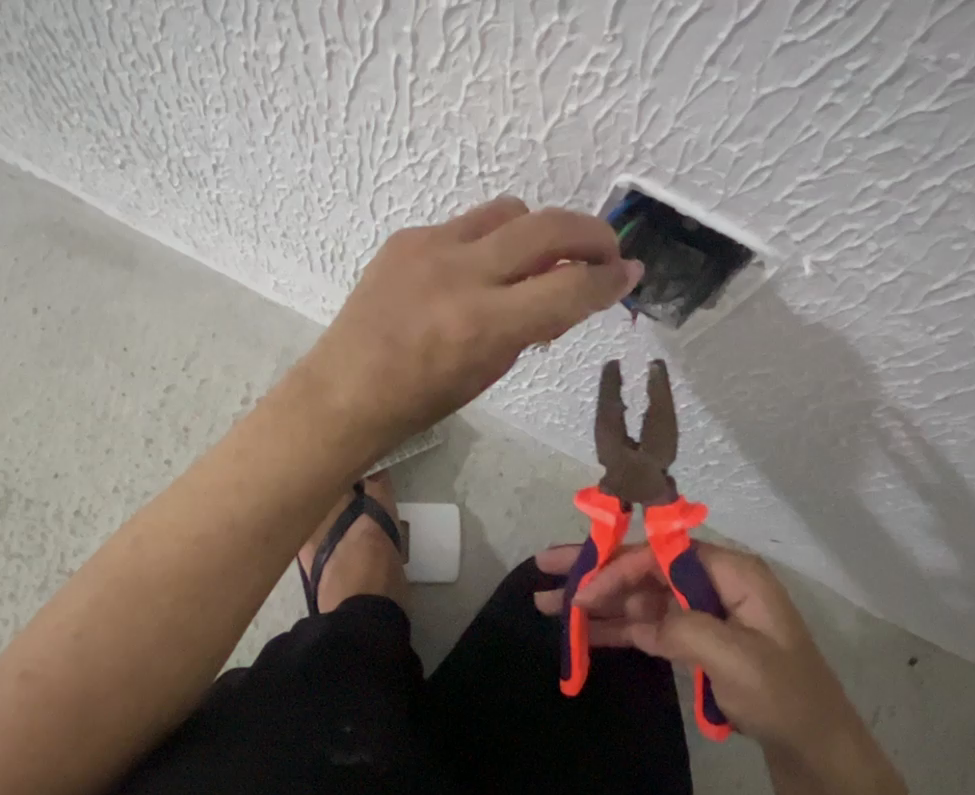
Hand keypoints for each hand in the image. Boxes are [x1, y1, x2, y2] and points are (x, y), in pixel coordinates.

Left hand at [296, 196, 642, 448]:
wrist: (345, 391)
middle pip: (548, 228)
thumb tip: (568, 287)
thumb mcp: (487, 373)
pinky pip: (466, 225)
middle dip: (590, 235)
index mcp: (483, 325)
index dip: (609, 281)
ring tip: (539, 260)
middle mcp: (460, 275)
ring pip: (509, 212)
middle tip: (605, 252)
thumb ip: (531, 326)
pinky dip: (487, 244)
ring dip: (537, 231)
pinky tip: (478, 272)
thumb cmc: (420, 401)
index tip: (629, 275)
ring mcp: (429, 248)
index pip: (569, 288)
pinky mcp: (406, 238)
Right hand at [533, 541, 860, 748]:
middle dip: (595, 571)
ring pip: (638, 598)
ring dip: (596, 602)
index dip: (618, 568)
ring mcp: (701, 613)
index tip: (581, 591)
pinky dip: (614, 629)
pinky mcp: (692, 641)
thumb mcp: (736, 658)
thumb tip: (641, 618)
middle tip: (544, 567)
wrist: (810, 743)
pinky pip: (644, 626)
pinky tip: (580, 633)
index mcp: (732, 574)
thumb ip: (684, 627)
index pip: (662, 556)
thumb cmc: (782, 695)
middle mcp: (713, 584)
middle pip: (644, 568)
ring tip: (547, 605)